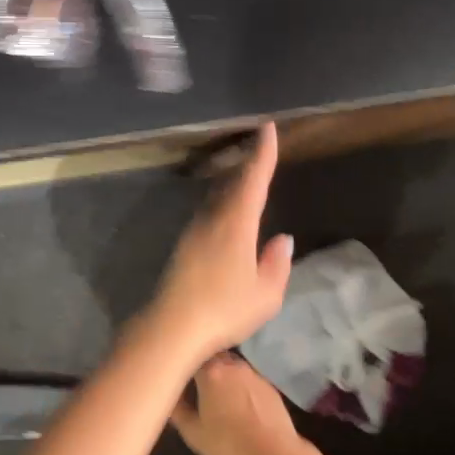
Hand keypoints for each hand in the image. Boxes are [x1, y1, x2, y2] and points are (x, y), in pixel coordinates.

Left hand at [142, 123, 293, 358]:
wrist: (172, 327)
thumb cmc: (224, 310)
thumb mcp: (265, 294)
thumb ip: (276, 264)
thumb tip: (281, 239)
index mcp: (236, 223)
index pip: (253, 179)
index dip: (262, 153)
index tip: (267, 127)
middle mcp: (212, 219)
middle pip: (232, 182)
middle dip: (247, 163)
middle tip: (260, 146)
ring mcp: (193, 231)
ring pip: (216, 196)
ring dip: (232, 182)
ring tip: (247, 176)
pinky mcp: (183, 246)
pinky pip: (208, 212)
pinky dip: (222, 201)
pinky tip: (227, 211)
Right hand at [171, 353, 303, 454]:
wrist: (274, 453)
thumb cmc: (228, 443)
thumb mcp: (193, 433)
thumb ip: (178, 411)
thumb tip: (171, 397)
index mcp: (211, 372)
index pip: (191, 355)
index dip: (183, 364)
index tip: (177, 375)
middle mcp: (232, 365)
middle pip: (214, 356)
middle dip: (203, 365)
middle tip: (195, 383)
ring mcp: (254, 374)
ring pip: (232, 366)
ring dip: (223, 374)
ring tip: (217, 393)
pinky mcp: (269, 386)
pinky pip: (248, 378)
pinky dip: (240, 385)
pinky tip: (239, 403)